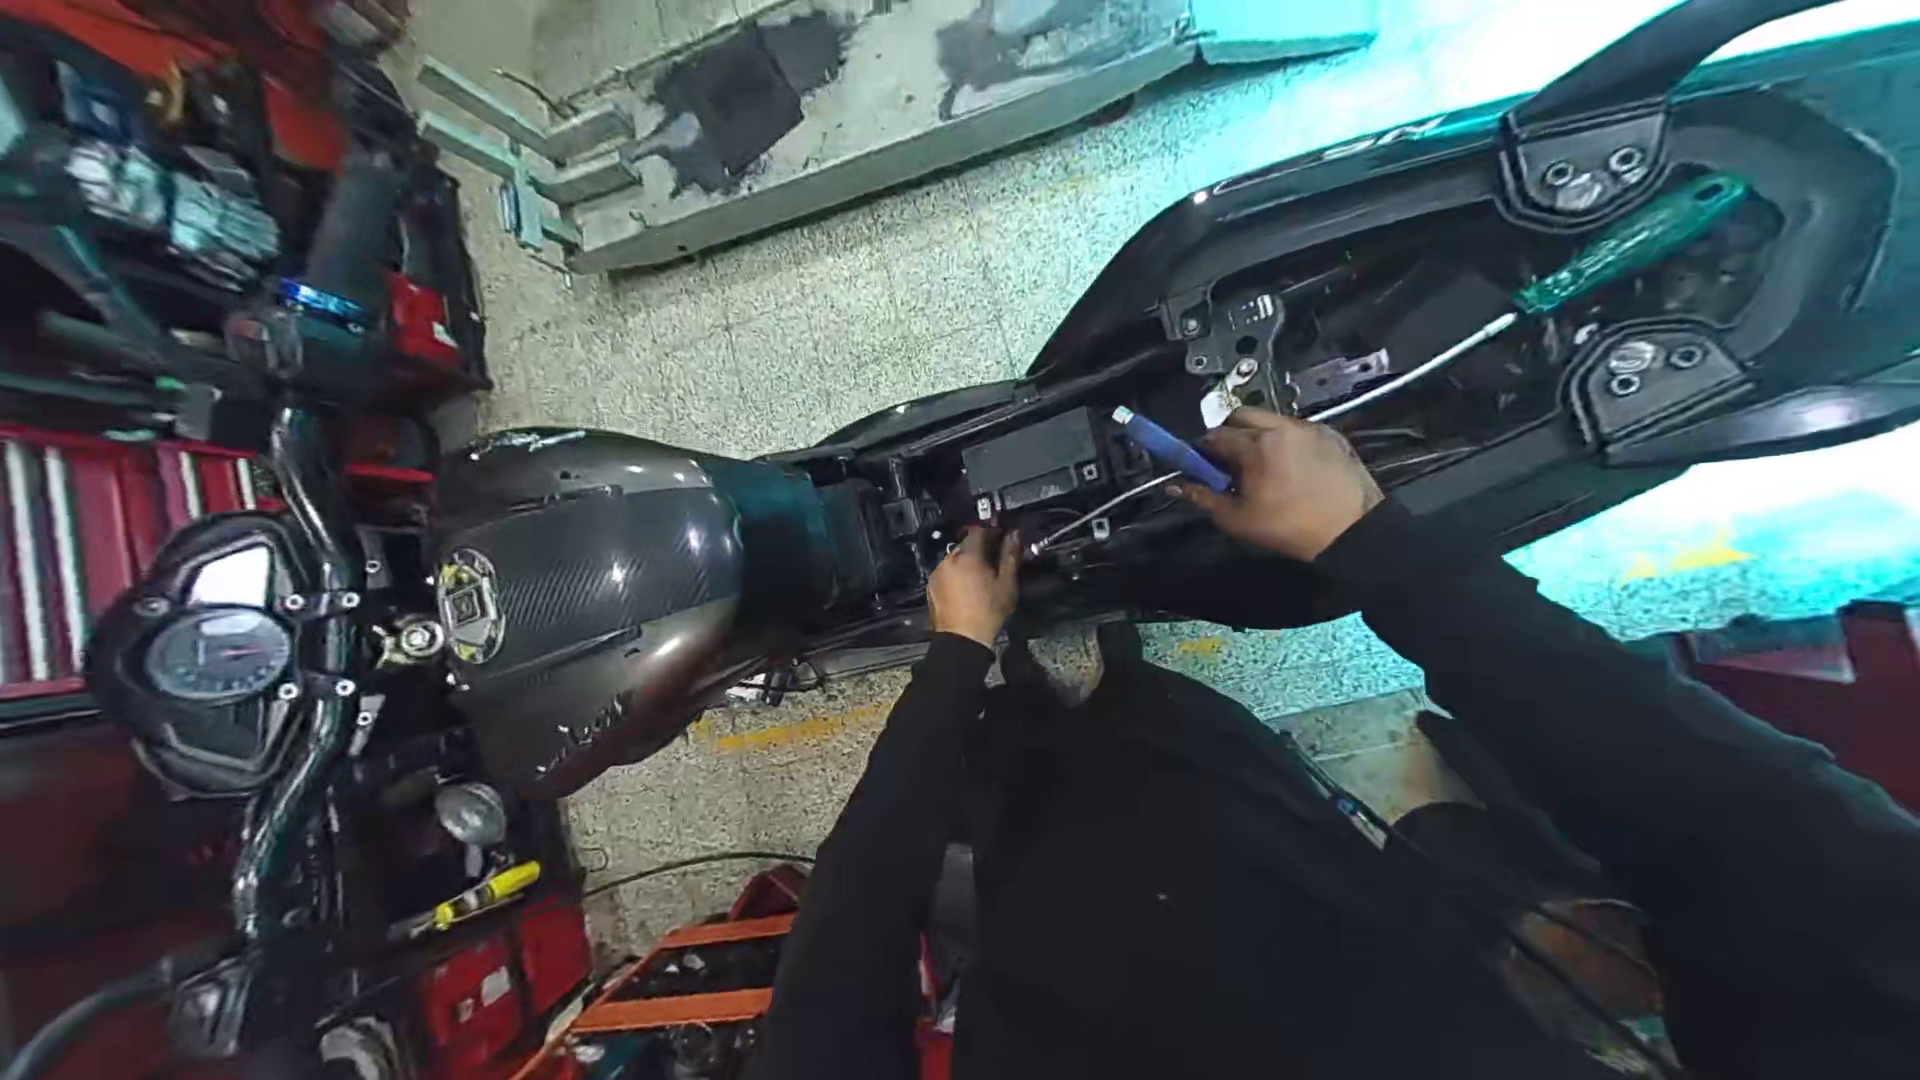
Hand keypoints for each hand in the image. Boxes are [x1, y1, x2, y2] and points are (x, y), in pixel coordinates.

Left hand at [927, 528, 1021, 647]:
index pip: (979, 530)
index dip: (992, 531)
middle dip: (980, 547)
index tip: (1002, 538)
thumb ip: (1010, 555)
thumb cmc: (988, 611)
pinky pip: (946, 572)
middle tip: (994, 560)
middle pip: (965, 544)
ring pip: (955, 558)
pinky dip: (956, 574)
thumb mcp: (1006, 583)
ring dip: (967, 561)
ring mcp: (937, 573)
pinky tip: (965, 588)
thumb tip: (1014, 534)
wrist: (961, 640)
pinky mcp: (930, 586)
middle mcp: (948, 559)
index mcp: (968, 555)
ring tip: (980, 577)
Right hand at [1171, 407, 1382, 560]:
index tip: (1203, 467)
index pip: (1214, 435)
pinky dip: (1283, 439)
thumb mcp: (1237, 519)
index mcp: (1256, 446)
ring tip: (1260, 464)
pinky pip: (1296, 427)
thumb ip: (1202, 497)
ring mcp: (1309, 428)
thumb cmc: (1288, 528)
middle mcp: (1282, 428)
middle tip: (1229, 461)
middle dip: (1228, 433)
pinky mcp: (1331, 434)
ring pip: (1269, 418)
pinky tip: (1288, 465)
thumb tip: (1174, 487)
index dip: (1203, 451)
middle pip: (1240, 415)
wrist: (1353, 531)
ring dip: (1256, 434)